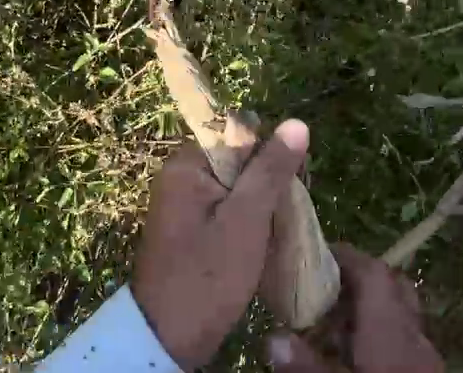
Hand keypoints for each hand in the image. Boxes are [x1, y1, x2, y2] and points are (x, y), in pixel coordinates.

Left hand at [131, 119, 310, 369]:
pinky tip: (263, 243)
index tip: (296, 177)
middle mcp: (179, 177)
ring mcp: (180, 205)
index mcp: (186, 165)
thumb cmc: (208, 275)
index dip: (270, 150)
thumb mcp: (247, 219)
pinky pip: (223, 211)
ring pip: (233, 189)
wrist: (166, 340)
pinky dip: (245, 222)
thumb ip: (270, 170)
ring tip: (282, 228)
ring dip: (259, 205)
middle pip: (235, 161)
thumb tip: (297, 123)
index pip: (236, 134)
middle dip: (266, 181)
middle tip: (291, 210)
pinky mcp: (187, 231)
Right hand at [264, 245, 443, 372]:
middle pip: (393, 290)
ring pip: (402, 319)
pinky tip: (358, 361)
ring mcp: (428, 362)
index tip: (319, 255)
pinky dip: (382, 340)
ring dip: (371, 313)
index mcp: (390, 333)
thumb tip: (272, 337)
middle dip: (361, 282)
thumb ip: (306, 366)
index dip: (348, 257)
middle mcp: (414, 339)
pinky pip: (407, 345)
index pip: (374, 274)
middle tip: (326, 291)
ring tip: (335, 329)